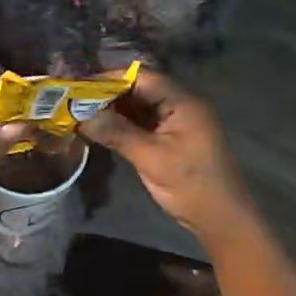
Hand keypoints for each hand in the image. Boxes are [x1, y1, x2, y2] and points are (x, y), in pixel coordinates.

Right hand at [77, 69, 253, 238]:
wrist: (221, 218)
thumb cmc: (191, 184)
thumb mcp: (151, 158)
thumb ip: (118, 133)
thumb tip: (82, 115)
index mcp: (182, 102)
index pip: (141, 77)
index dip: (109, 79)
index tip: (79, 87)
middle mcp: (180, 104)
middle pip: (138, 89)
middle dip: (107, 95)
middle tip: (75, 103)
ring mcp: (176, 122)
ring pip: (139, 106)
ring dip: (113, 110)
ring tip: (81, 115)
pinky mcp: (171, 138)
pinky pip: (142, 123)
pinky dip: (122, 124)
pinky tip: (100, 130)